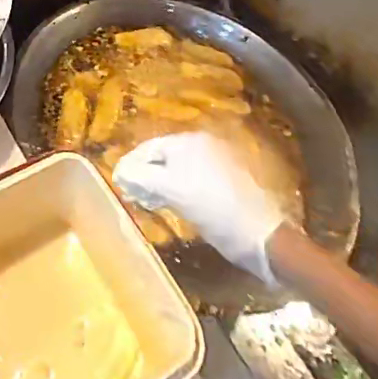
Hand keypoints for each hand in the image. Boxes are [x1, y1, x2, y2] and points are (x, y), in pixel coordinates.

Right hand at [111, 131, 289, 284]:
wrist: (260, 237)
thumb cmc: (213, 208)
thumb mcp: (172, 190)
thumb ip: (141, 177)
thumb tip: (119, 172)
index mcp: (190, 141)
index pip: (148, 147)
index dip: (130, 164)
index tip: (117, 183)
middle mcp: (202, 147)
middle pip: (162, 158)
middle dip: (143, 175)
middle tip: (129, 195)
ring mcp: (214, 166)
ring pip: (174, 171)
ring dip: (157, 185)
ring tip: (144, 202)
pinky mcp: (222, 185)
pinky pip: (188, 182)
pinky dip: (173, 191)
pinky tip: (167, 205)